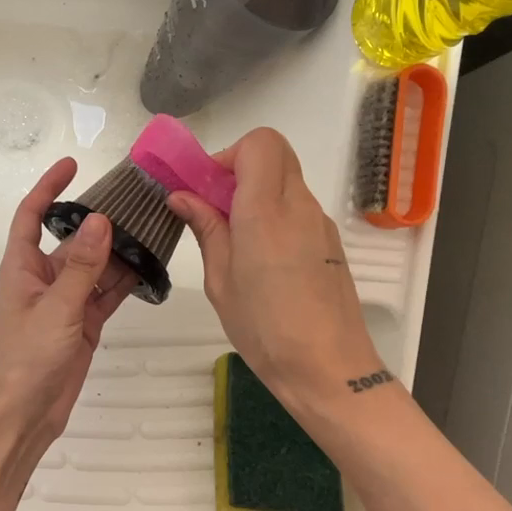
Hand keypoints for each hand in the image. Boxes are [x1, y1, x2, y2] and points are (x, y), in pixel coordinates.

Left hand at [0, 158, 135, 445]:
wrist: (26, 413)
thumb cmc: (28, 358)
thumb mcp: (57, 309)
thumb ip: (82, 267)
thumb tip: (101, 220)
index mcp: (22, 268)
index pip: (31, 216)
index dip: (48, 188)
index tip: (72, 164)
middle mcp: (42, 279)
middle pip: (73, 240)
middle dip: (100, 221)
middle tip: (138, 199)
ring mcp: (65, 302)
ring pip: (95, 266)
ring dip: (119, 251)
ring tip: (154, 226)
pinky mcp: (83, 323)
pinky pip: (106, 293)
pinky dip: (125, 281)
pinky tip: (151, 265)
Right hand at [166, 128, 384, 407]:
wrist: (326, 366)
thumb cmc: (263, 328)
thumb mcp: (221, 281)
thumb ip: (206, 230)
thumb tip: (183, 197)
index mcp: (266, 212)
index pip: (259, 144)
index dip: (226, 156)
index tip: (202, 190)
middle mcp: (299, 207)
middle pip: (274, 153)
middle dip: (236, 168)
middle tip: (211, 208)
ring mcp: (319, 223)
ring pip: (285, 180)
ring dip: (253, 192)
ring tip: (229, 241)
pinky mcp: (328, 242)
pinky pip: (295, 208)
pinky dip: (271, 213)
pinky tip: (256, 258)